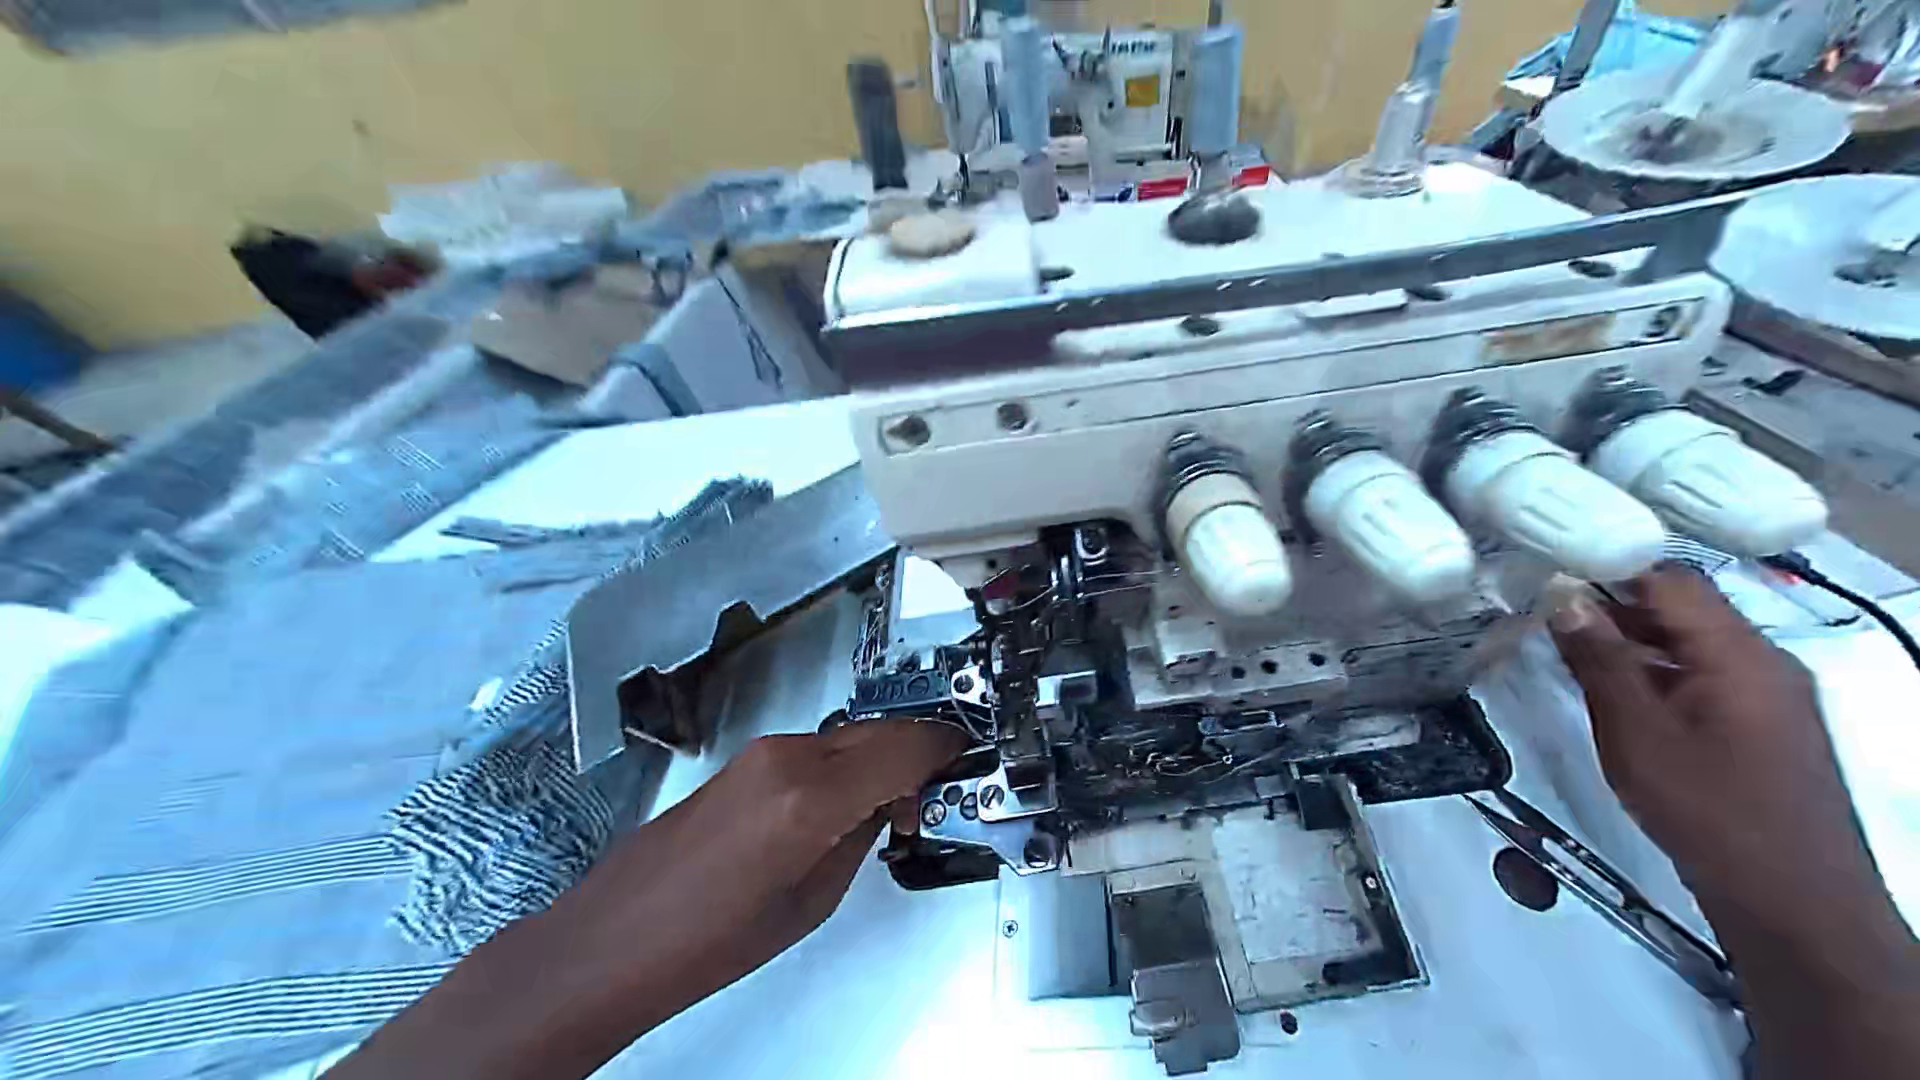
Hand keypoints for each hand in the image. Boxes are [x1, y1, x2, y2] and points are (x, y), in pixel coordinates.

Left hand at [336, 720, 965, 1079]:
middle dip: (916, 749)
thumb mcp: (813, 899)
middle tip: (934, 788)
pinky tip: (845, 798)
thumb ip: (861, 836)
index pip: (902, 749)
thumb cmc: (715, 938)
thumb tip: (890, 803)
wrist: (618, 932)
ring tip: (891, 803)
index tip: (963, 755)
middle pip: (879, 730)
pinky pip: (821, 745)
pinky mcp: (750, 755)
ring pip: (851, 735)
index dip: (940, 748)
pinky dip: (848, 761)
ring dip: (882, 756)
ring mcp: (766, 750)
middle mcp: (791, 756)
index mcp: (812, 798)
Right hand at [1549, 566, 1890, 945]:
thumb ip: (1598, 659)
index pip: (1673, 581)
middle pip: (1680, 607)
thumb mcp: (1635, 728)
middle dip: (1607, 599)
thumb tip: (1562, 597)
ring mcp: (1760, 692)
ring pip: (1681, 639)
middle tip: (1534, 599)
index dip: (1608, 564)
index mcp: (1743, 656)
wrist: (1787, 896)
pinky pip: (1689, 669)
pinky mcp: (1748, 719)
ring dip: (1620, 632)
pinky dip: (1641, 663)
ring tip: (1551, 633)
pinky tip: (1593, 675)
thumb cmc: (1706, 805)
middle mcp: (1762, 662)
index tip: (1543, 562)